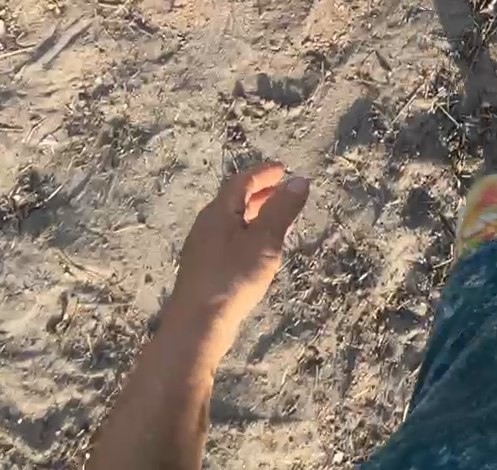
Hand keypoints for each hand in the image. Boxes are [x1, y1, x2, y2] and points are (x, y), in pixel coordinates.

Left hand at [162, 163, 309, 353]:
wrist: (197, 327)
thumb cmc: (233, 277)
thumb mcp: (265, 239)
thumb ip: (283, 209)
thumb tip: (300, 181)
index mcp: (218, 213)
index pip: (241, 182)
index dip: (263, 173)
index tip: (283, 169)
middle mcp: (207, 226)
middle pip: (234, 199)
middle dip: (260, 191)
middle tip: (283, 189)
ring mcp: (203, 248)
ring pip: (232, 220)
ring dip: (255, 211)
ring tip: (277, 214)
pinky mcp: (205, 268)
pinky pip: (230, 237)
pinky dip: (249, 230)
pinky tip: (260, 246)